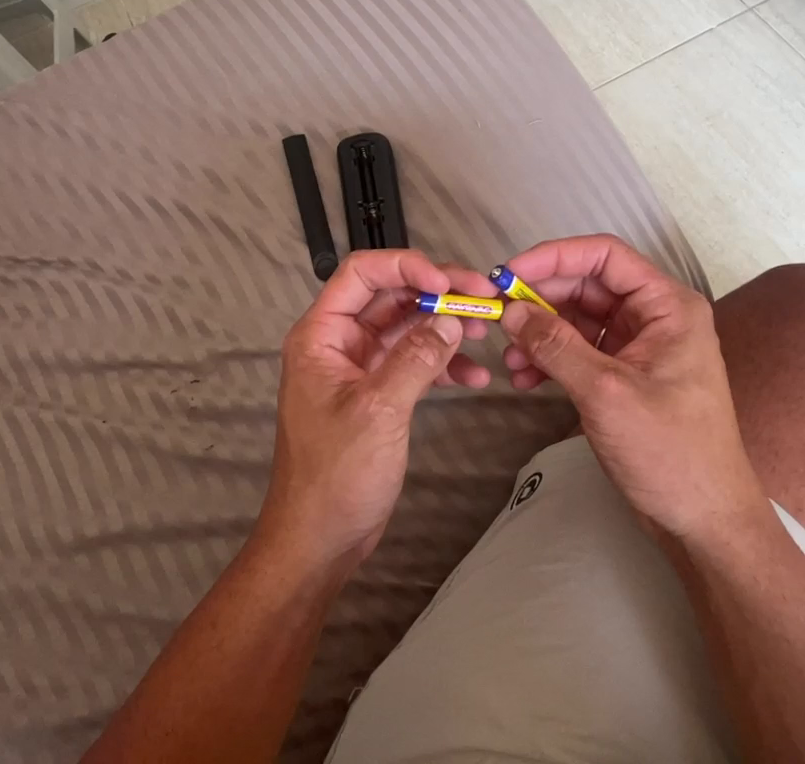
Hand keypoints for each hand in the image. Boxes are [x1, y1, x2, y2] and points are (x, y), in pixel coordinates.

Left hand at [258, 250, 495, 570]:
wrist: (320, 538)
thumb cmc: (335, 475)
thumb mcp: (378, 410)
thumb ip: (416, 358)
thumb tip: (451, 318)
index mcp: (321, 335)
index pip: (361, 274)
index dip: (406, 266)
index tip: (449, 282)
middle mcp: (338, 343)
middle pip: (390, 296)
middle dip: (437, 294)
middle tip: (484, 300)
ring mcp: (358, 368)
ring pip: (406, 327)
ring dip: (444, 326)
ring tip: (483, 335)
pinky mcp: (377, 393)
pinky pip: (413, 361)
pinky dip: (443, 363)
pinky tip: (474, 378)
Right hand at [497, 235, 760, 538]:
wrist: (702, 519)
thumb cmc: (669, 451)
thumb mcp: (606, 392)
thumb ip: (555, 346)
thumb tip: (510, 310)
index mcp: (667, 306)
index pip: (604, 255)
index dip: (553, 256)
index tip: (507, 274)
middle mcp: (653, 317)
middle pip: (585, 286)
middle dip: (539, 301)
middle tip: (497, 319)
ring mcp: (637, 347)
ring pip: (576, 319)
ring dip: (538, 334)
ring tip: (509, 361)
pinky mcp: (621, 375)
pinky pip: (577, 350)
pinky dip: (548, 360)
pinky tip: (524, 380)